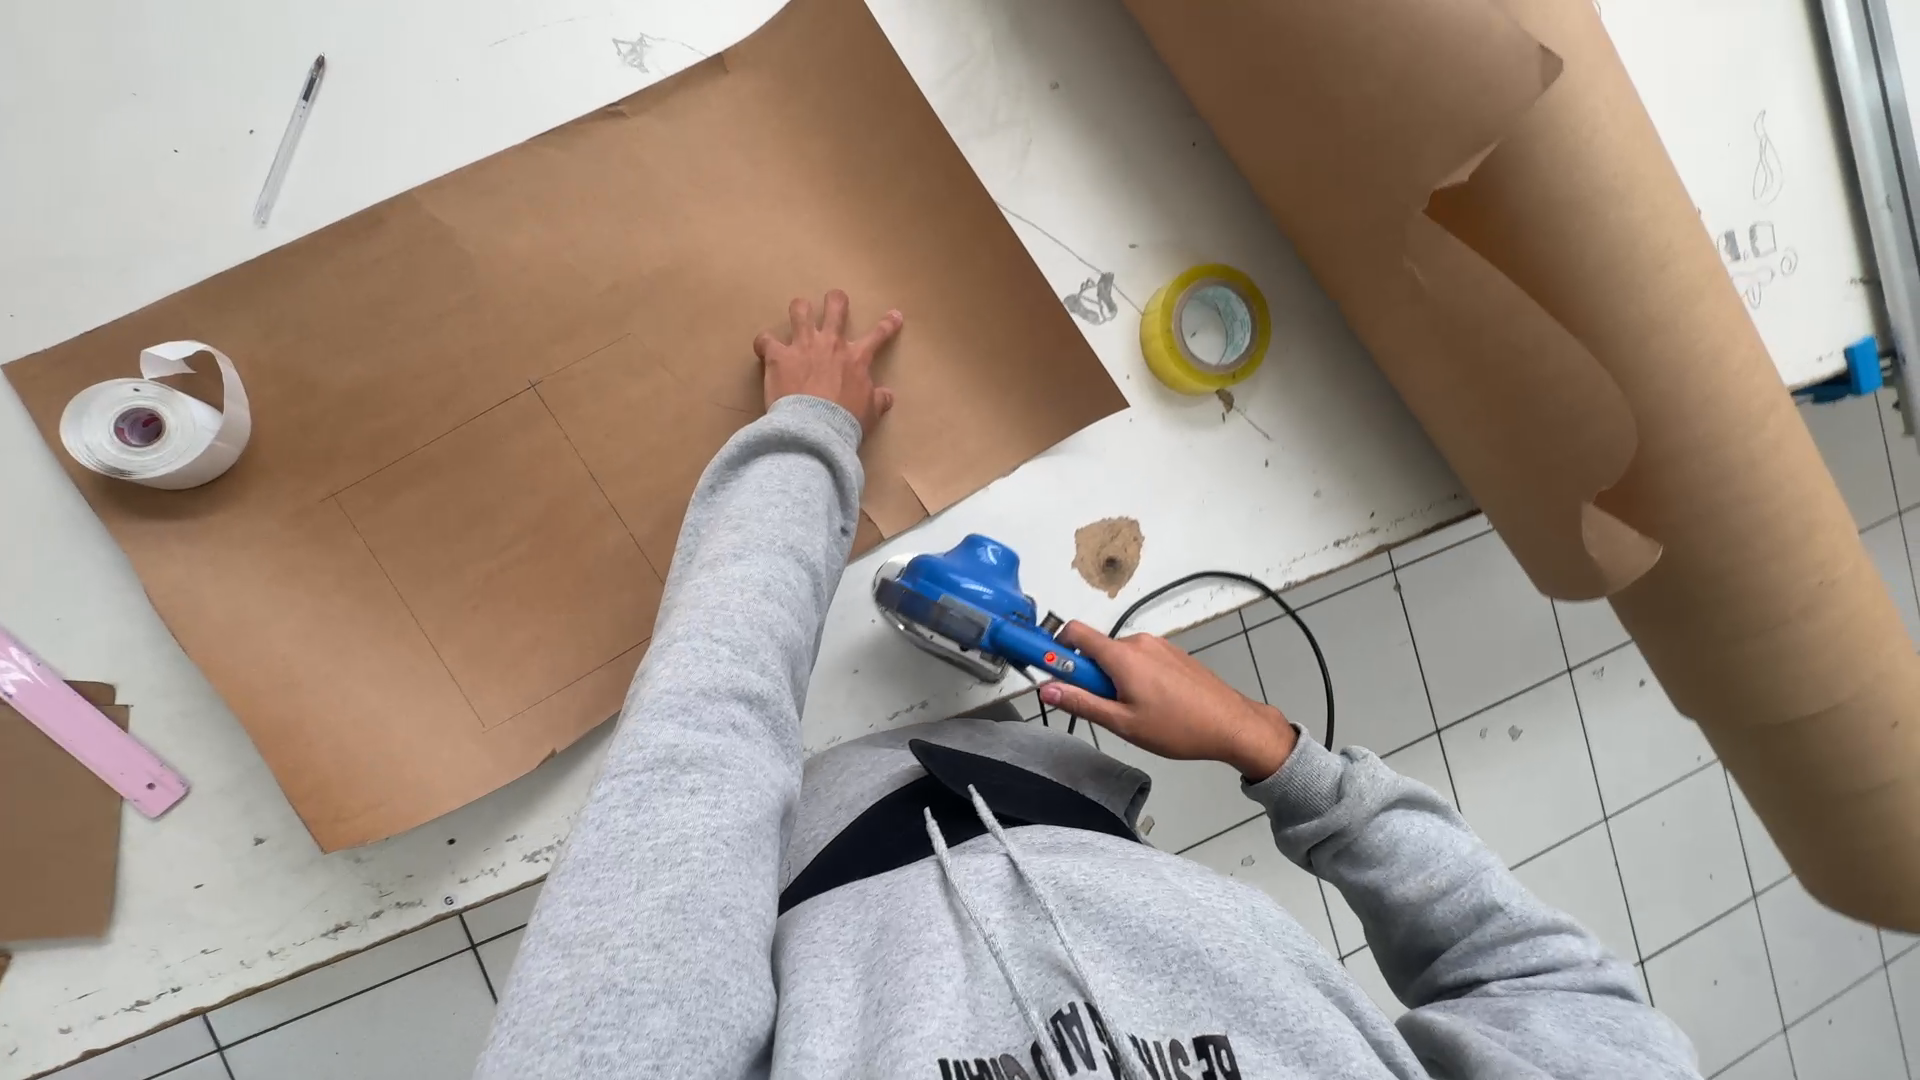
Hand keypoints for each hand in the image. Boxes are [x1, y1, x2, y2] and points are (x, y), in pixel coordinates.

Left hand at [754, 290, 903, 433]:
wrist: (815, 429)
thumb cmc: (846, 422)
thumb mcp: (871, 412)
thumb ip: (879, 400)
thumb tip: (887, 395)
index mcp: (856, 358)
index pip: (878, 335)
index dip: (888, 324)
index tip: (895, 316)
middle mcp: (830, 344)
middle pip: (835, 307)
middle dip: (837, 301)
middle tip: (836, 301)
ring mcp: (803, 346)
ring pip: (800, 310)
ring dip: (800, 309)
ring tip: (799, 312)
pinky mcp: (777, 356)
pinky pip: (766, 340)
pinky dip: (765, 343)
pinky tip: (764, 348)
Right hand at [1039, 621, 1297, 780]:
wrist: (1234, 725)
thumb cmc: (1178, 727)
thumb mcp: (1122, 723)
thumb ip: (1082, 703)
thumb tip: (1047, 689)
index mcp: (1122, 655)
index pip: (1074, 633)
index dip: (1053, 647)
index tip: (1044, 666)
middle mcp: (1138, 641)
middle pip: (1096, 649)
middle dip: (1090, 674)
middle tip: (1105, 707)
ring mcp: (1158, 645)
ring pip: (1118, 657)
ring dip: (1114, 678)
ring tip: (1135, 711)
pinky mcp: (1172, 653)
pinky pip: (1139, 658)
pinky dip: (1134, 676)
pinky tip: (1154, 704)